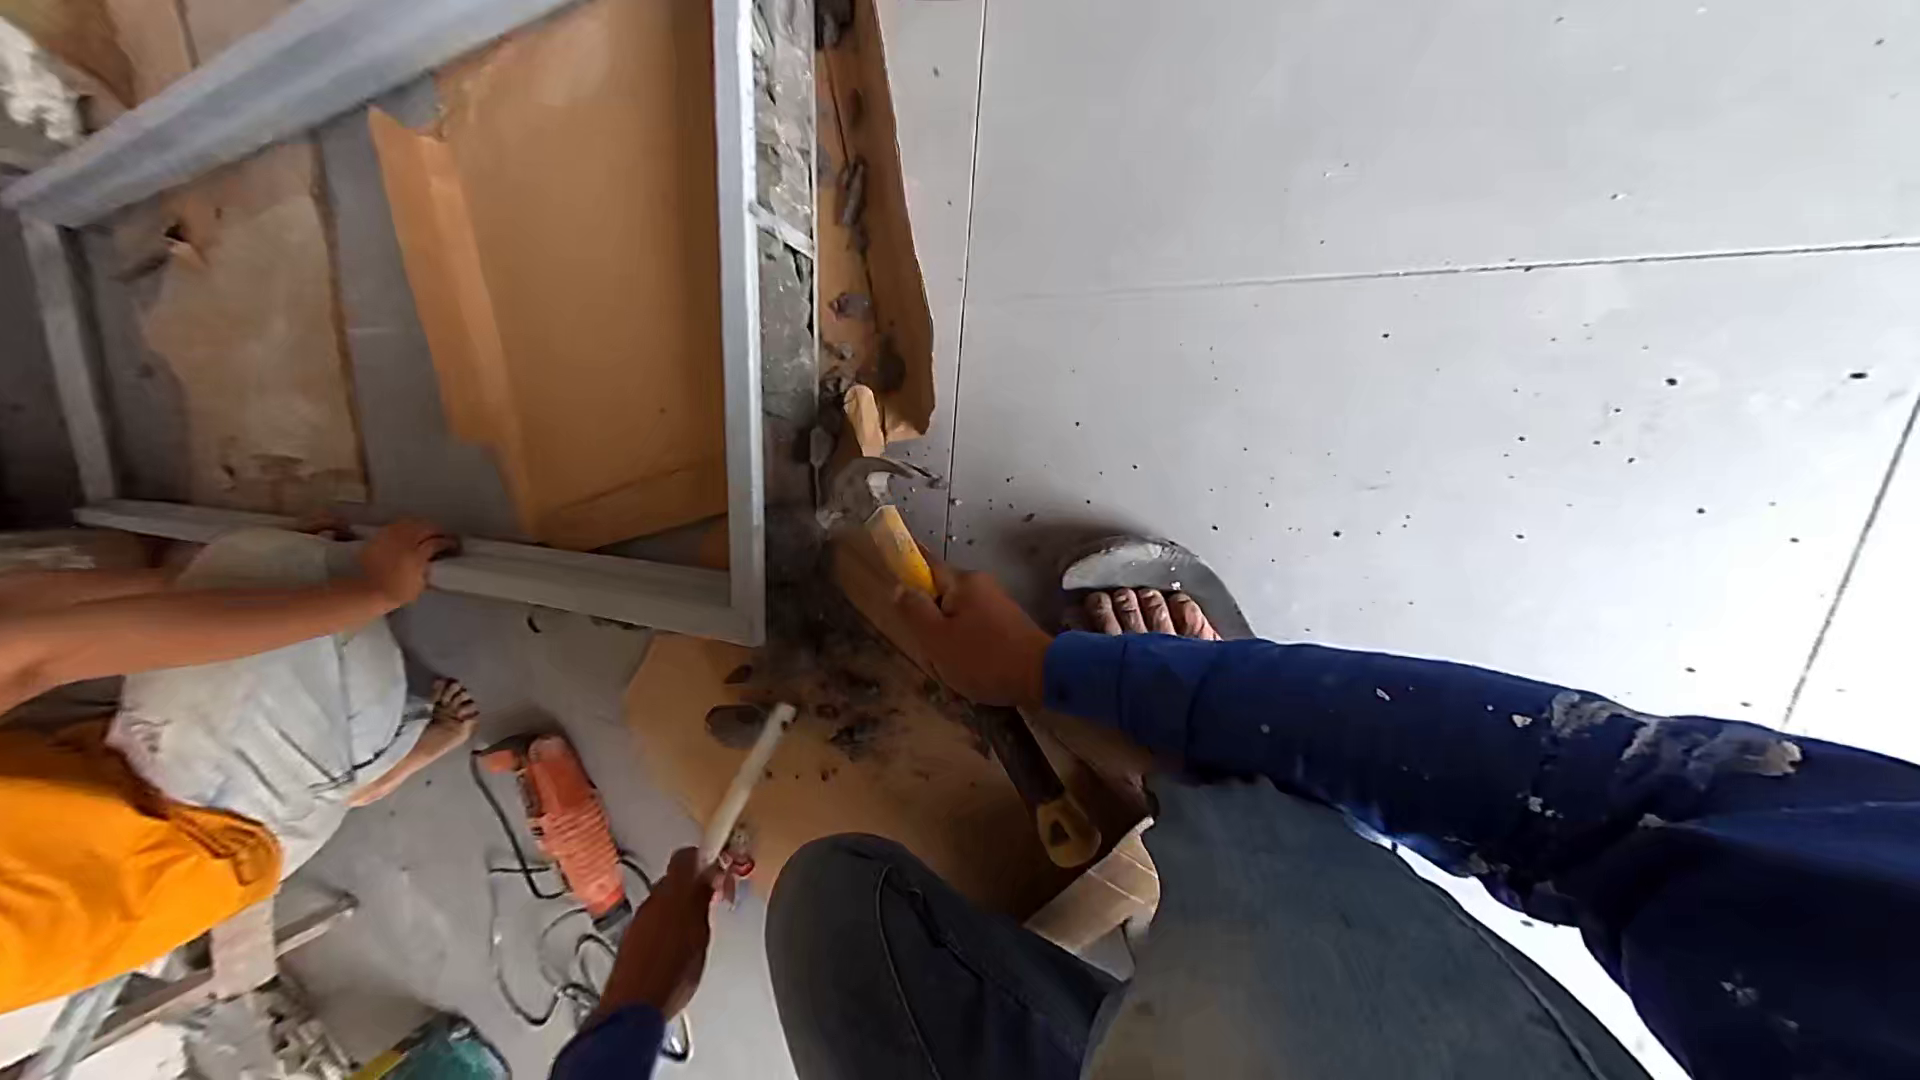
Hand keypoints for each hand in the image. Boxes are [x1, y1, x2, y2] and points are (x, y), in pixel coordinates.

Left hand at [358, 520, 454, 606]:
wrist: (366, 592)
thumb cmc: (398, 592)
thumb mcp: (421, 583)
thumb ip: (429, 567)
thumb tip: (435, 558)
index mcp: (416, 556)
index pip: (438, 542)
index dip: (449, 542)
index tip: (455, 545)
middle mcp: (403, 543)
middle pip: (425, 528)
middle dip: (437, 530)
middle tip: (443, 536)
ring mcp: (388, 539)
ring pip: (409, 523)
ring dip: (421, 526)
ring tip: (426, 532)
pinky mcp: (376, 540)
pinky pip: (394, 527)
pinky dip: (404, 527)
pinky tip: (407, 533)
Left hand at [600, 847, 719, 1019]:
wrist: (634, 1010)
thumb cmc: (671, 972)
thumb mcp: (702, 932)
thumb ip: (704, 898)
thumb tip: (710, 876)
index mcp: (673, 891)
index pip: (687, 855)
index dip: (705, 857)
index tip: (719, 869)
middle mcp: (652, 900)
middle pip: (675, 877)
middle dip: (695, 884)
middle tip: (713, 897)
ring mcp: (638, 920)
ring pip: (663, 899)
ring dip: (680, 905)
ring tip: (697, 926)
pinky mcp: (629, 940)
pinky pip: (653, 919)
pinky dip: (666, 924)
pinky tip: (677, 943)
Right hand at [891, 561, 1052, 706]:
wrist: (1042, 677)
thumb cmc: (984, 657)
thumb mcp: (937, 638)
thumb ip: (914, 611)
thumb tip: (900, 588)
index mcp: (963, 582)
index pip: (926, 562)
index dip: (907, 559)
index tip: (890, 553)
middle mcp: (981, 587)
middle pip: (939, 600)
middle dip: (930, 628)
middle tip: (934, 654)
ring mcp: (996, 608)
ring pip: (955, 623)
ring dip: (948, 648)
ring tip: (955, 674)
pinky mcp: (1006, 628)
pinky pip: (973, 636)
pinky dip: (966, 655)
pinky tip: (971, 678)